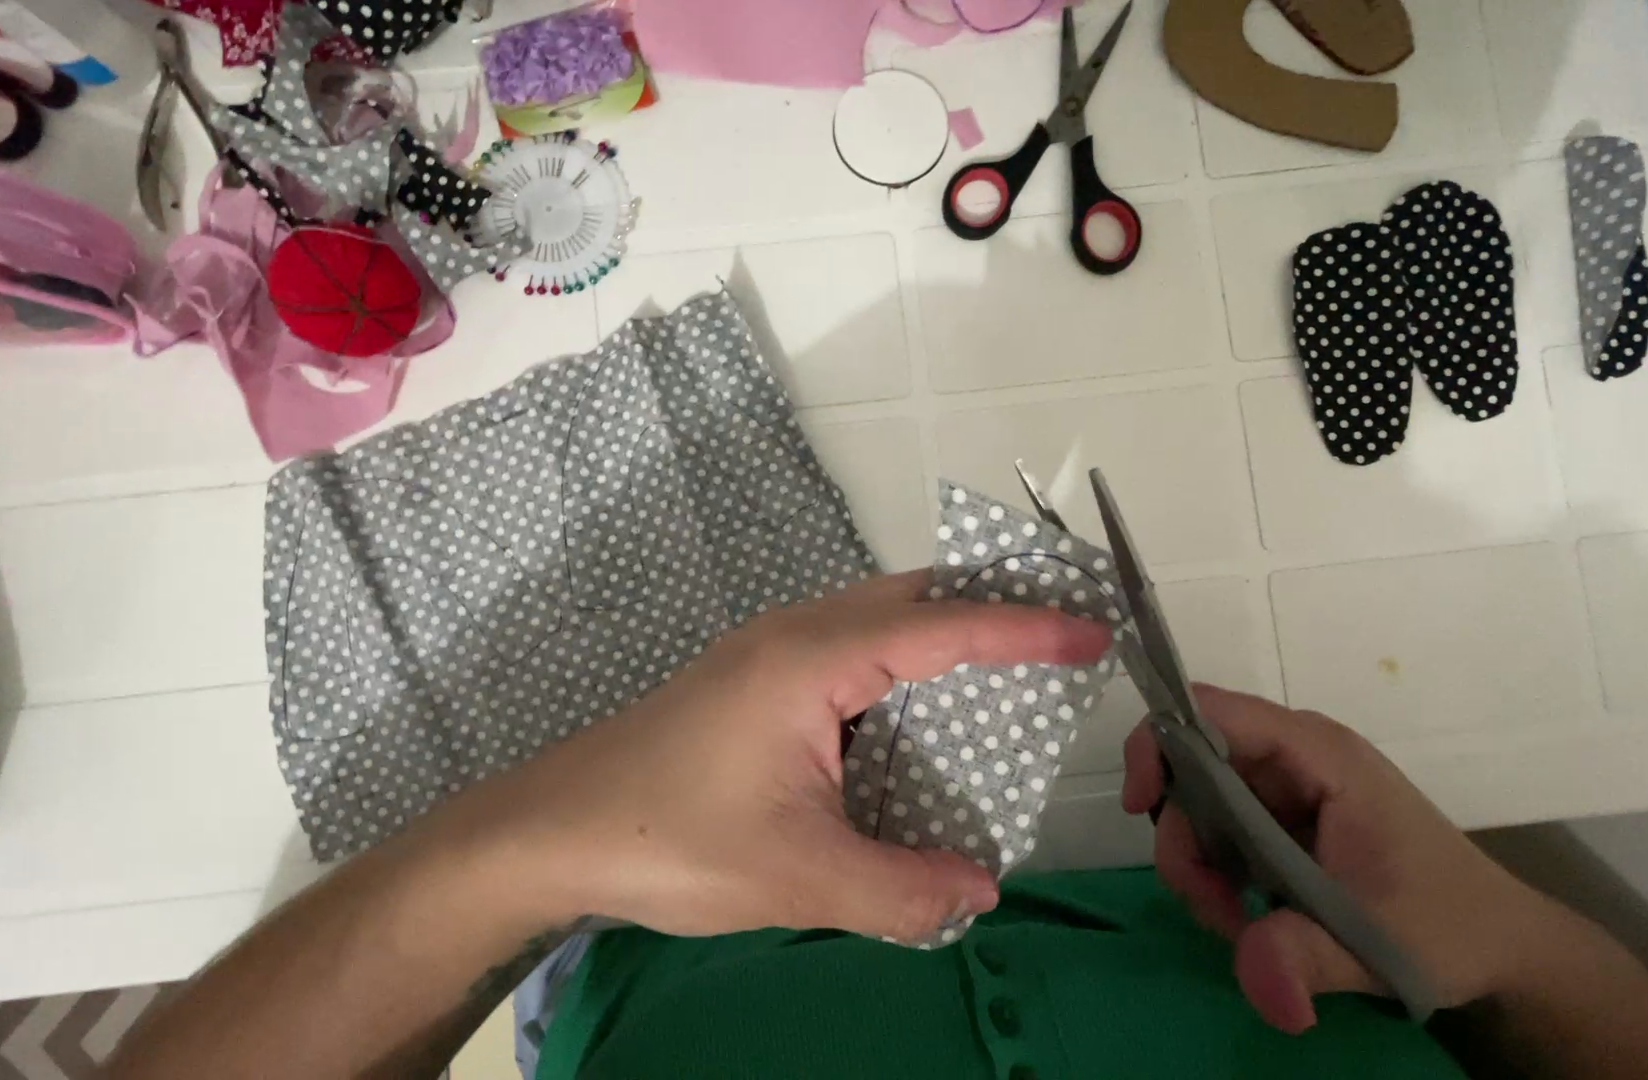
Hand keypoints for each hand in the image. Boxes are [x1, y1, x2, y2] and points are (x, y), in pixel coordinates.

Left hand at [429, 571, 1110, 944]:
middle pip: (914, 597)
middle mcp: (797, 633)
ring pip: (879, 616)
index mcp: (815, 659)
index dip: (1026, 628)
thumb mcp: (796, 876)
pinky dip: (901, 662)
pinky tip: (915, 711)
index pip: (943, 626)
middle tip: (1060, 629)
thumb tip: (980, 890)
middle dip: (991, 604)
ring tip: (1006, 663)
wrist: (554, 829)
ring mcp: (770, 650)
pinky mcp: (755, 678)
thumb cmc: (671, 839)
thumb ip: (901, 889)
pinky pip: (849, 647)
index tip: (1092, 630)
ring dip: (943, 630)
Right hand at [1121, 685, 1560, 1033]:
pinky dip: (1210, 864)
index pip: (1213, 712)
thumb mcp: (1381, 944)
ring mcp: (1281, 781)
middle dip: (1182, 833)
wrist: (1499, 944)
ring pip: (1195, 795)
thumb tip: (1257, 985)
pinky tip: (1242, 909)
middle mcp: (1291, 754)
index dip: (1161, 743)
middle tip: (1211, 905)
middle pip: (1191, 761)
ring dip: (1195, 858)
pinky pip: (1214, 819)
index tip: (1142, 807)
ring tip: (1235, 920)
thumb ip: (1310, 956)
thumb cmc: (1448, 925)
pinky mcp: (1276, 810)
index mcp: (1319, 755)